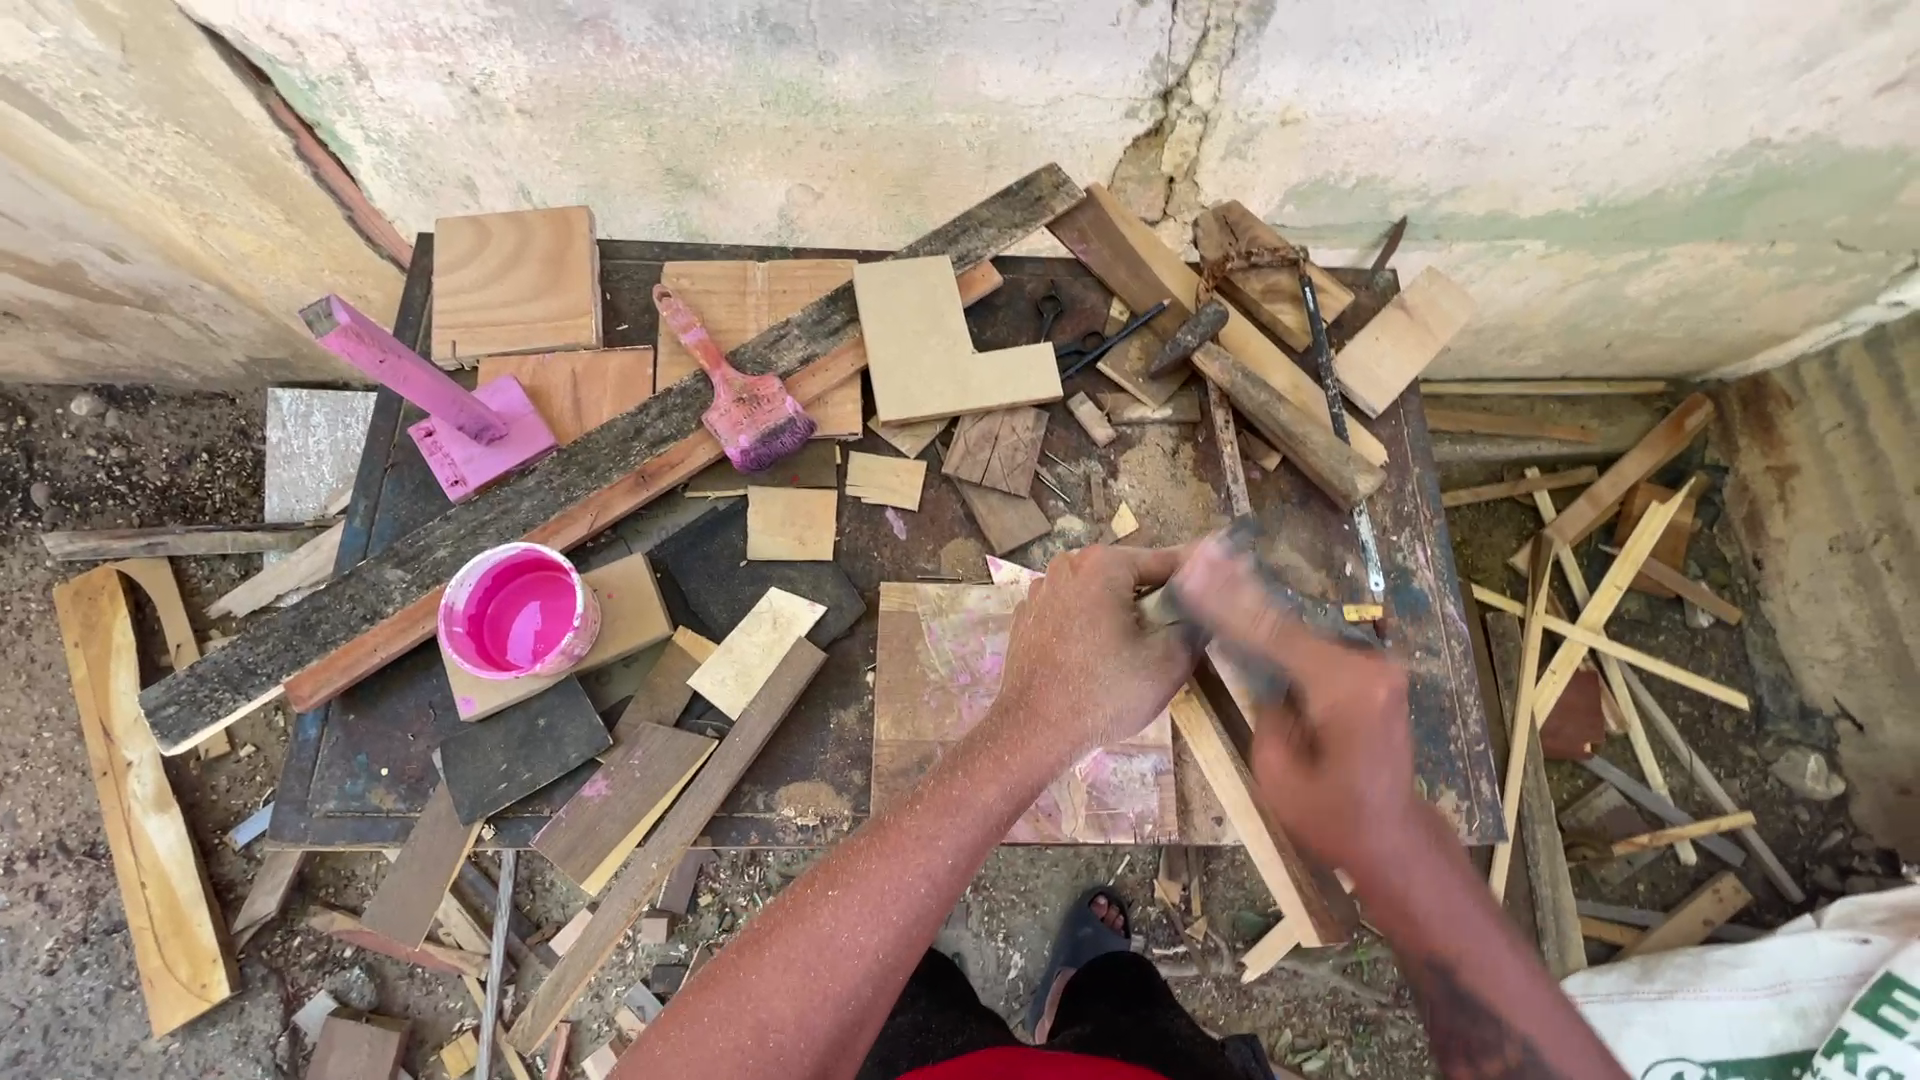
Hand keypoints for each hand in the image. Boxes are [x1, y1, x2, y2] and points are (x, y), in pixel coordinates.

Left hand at [987, 544, 1197, 765]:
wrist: (1034, 730)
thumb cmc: (1105, 693)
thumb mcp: (1169, 661)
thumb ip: (1193, 623)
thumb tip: (1202, 608)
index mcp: (1102, 564)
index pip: (1165, 561)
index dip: (1193, 582)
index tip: (1213, 598)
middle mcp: (1066, 566)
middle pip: (1128, 576)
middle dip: (1152, 601)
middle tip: (1172, 637)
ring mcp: (1040, 592)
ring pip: (1097, 594)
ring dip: (1119, 613)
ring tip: (1134, 653)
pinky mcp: (1026, 618)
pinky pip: (1071, 613)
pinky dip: (1088, 626)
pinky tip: (1095, 659)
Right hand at [1169, 532, 1420, 873]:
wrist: (1390, 838)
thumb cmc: (1331, 818)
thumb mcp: (1277, 769)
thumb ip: (1267, 705)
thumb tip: (1258, 663)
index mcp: (1348, 690)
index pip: (1273, 634)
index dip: (1228, 604)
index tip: (1193, 574)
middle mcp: (1371, 666)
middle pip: (1290, 621)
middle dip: (1241, 593)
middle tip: (1201, 559)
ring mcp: (1379, 666)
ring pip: (1303, 627)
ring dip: (1260, 607)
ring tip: (1215, 574)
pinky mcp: (1375, 671)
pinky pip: (1318, 641)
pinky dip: (1283, 629)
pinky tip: (1248, 604)